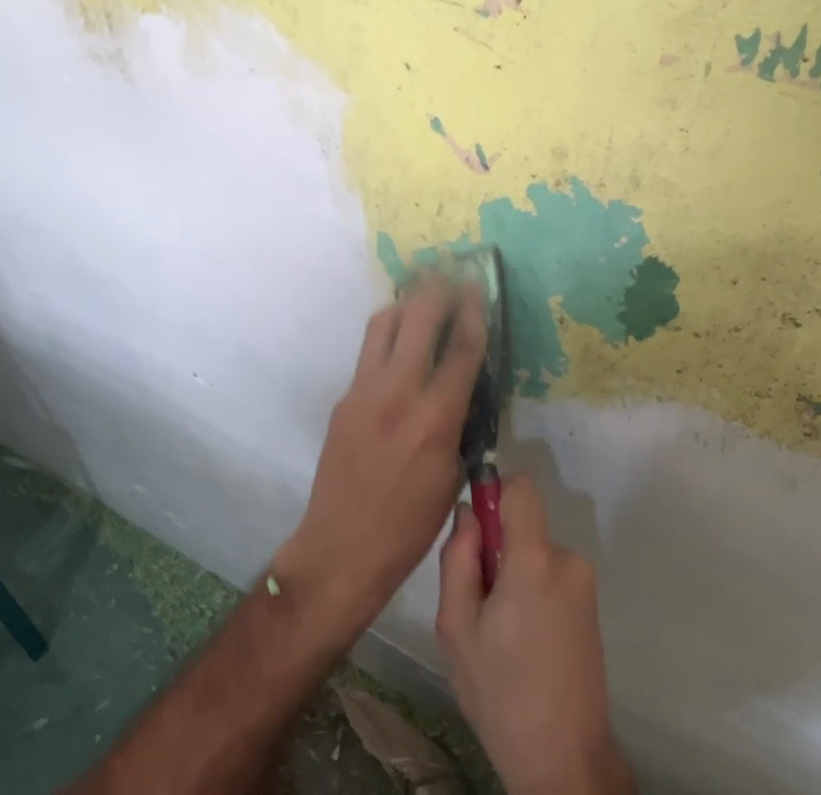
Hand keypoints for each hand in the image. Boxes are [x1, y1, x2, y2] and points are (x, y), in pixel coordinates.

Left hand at [277, 274, 487, 634]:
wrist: (341, 547)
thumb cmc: (410, 525)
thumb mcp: (451, 476)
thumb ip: (461, 426)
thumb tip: (466, 390)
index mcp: (436, 418)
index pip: (461, 349)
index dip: (474, 312)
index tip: (479, 287)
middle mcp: (398, 393)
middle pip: (419, 319)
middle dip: (437, 289)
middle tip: (449, 272)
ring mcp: (364, 392)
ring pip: (384, 326)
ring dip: (405, 304)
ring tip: (420, 292)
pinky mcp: (343, 400)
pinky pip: (368, 354)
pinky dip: (387, 336)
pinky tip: (398, 340)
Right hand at [436, 478, 632, 793]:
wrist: (563, 752)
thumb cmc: (500, 691)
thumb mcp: (456, 627)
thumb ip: (458, 560)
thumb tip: (468, 514)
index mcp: (534, 560)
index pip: (520, 488)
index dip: (493, 493)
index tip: (472, 528)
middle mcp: (567, 561)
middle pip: (522, 528)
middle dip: (495, 552)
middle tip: (476, 606)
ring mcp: (585, 584)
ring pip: (534, 556)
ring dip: (512, 578)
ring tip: (497, 633)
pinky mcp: (590, 605)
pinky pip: (550, 577)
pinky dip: (530, 594)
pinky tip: (520, 642)